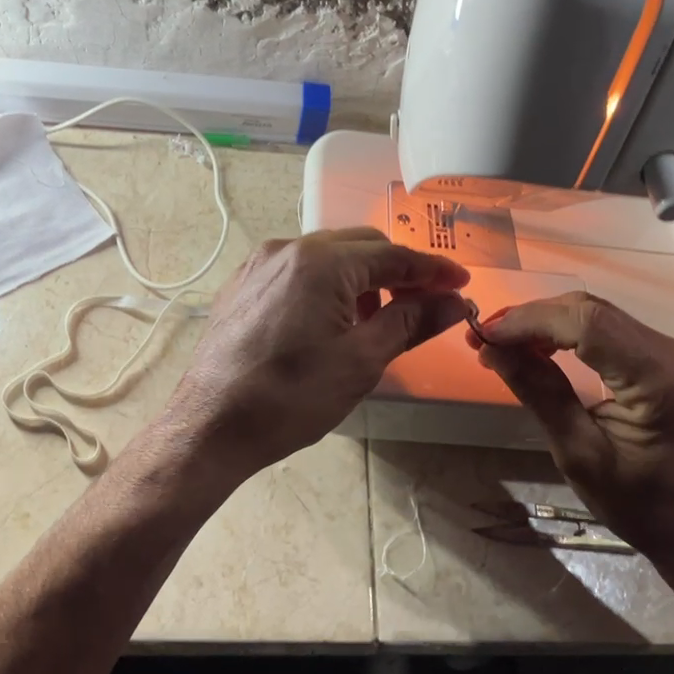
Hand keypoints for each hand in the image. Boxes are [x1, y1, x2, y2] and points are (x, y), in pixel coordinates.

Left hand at [165, 228, 470, 478]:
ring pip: (327, 256)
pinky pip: (297, 271)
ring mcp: (259, 265)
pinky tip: (332, 320)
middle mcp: (287, 249)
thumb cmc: (290, 398)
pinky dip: (326, 285)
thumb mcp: (360, 362)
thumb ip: (410, 323)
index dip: (433, 271)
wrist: (211, 426)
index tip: (462, 286)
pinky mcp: (242, 285)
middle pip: (360, 247)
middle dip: (398, 272)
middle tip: (426, 305)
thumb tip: (454, 302)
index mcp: (321, 263)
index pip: (393, 255)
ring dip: (361, 279)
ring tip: (378, 319)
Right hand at [470, 291, 673, 557]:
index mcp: (661, 384)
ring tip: (503, 343)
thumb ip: (539, 393)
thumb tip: (493, 349)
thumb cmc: (635, 503)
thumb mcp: (578, 454)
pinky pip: (612, 330)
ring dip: (547, 323)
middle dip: (533, 319)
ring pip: (600, 315)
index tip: (485, 335)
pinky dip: (569, 333)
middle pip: (594, 312)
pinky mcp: (673, 356)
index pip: (589, 326)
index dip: (531, 322)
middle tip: (484, 338)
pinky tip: (539, 347)